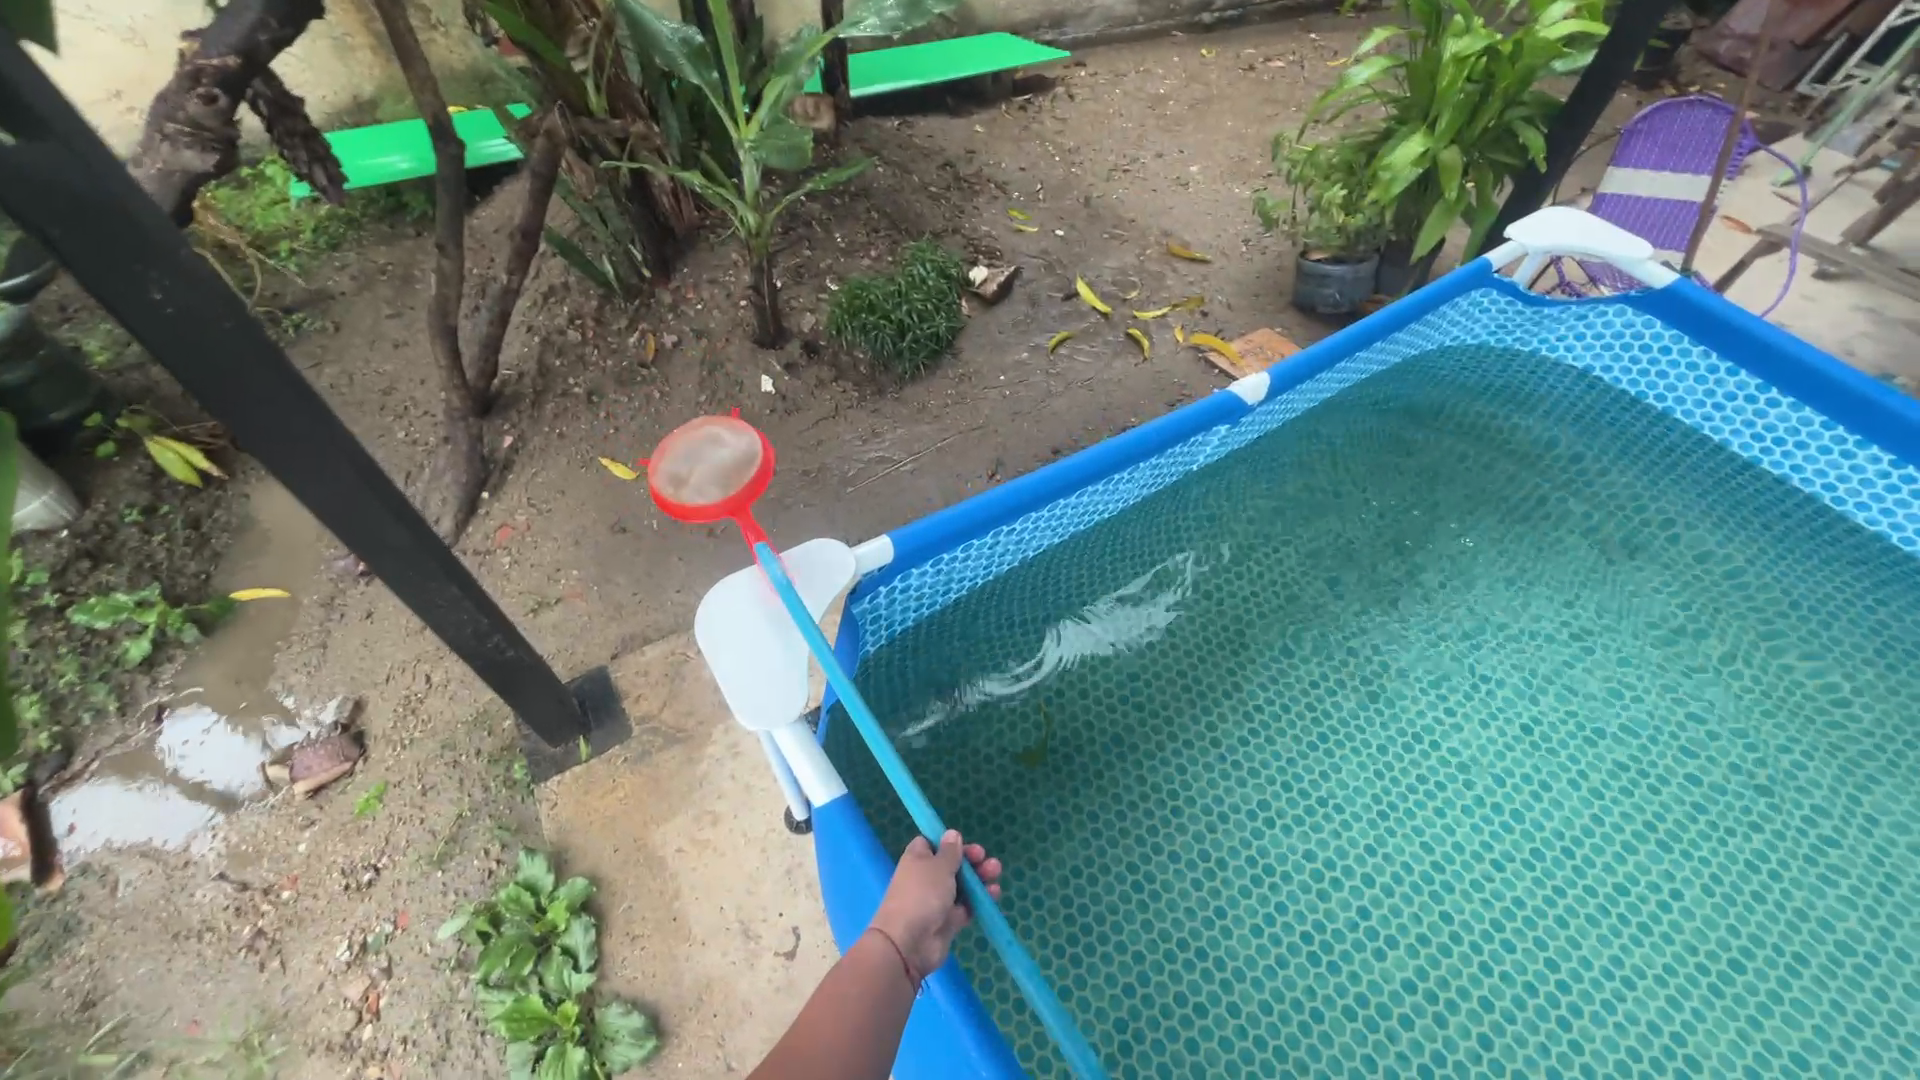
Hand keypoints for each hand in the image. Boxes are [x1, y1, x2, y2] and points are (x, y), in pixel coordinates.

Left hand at [869, 830, 1002, 980]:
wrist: (909, 943)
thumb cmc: (922, 894)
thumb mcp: (938, 866)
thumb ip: (949, 851)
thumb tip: (951, 833)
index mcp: (918, 859)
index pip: (931, 844)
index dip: (947, 842)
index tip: (962, 842)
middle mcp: (926, 878)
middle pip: (951, 864)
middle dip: (970, 860)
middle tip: (985, 858)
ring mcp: (937, 900)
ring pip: (961, 885)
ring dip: (978, 878)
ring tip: (995, 872)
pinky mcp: (948, 921)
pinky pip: (966, 906)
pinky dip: (979, 899)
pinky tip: (994, 893)